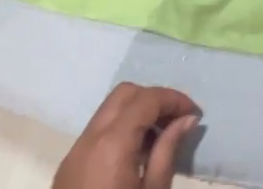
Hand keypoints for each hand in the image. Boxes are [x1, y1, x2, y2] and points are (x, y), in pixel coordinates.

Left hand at [51, 83, 201, 188]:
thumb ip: (168, 151)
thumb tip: (186, 119)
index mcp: (112, 143)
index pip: (147, 99)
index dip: (174, 99)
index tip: (195, 115)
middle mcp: (89, 138)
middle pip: (124, 94)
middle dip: (153, 99)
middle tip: (177, 120)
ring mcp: (74, 152)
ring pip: (108, 111)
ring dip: (136, 113)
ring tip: (159, 139)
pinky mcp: (67, 167)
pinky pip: (96, 132)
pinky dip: (119, 130)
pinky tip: (135, 155)